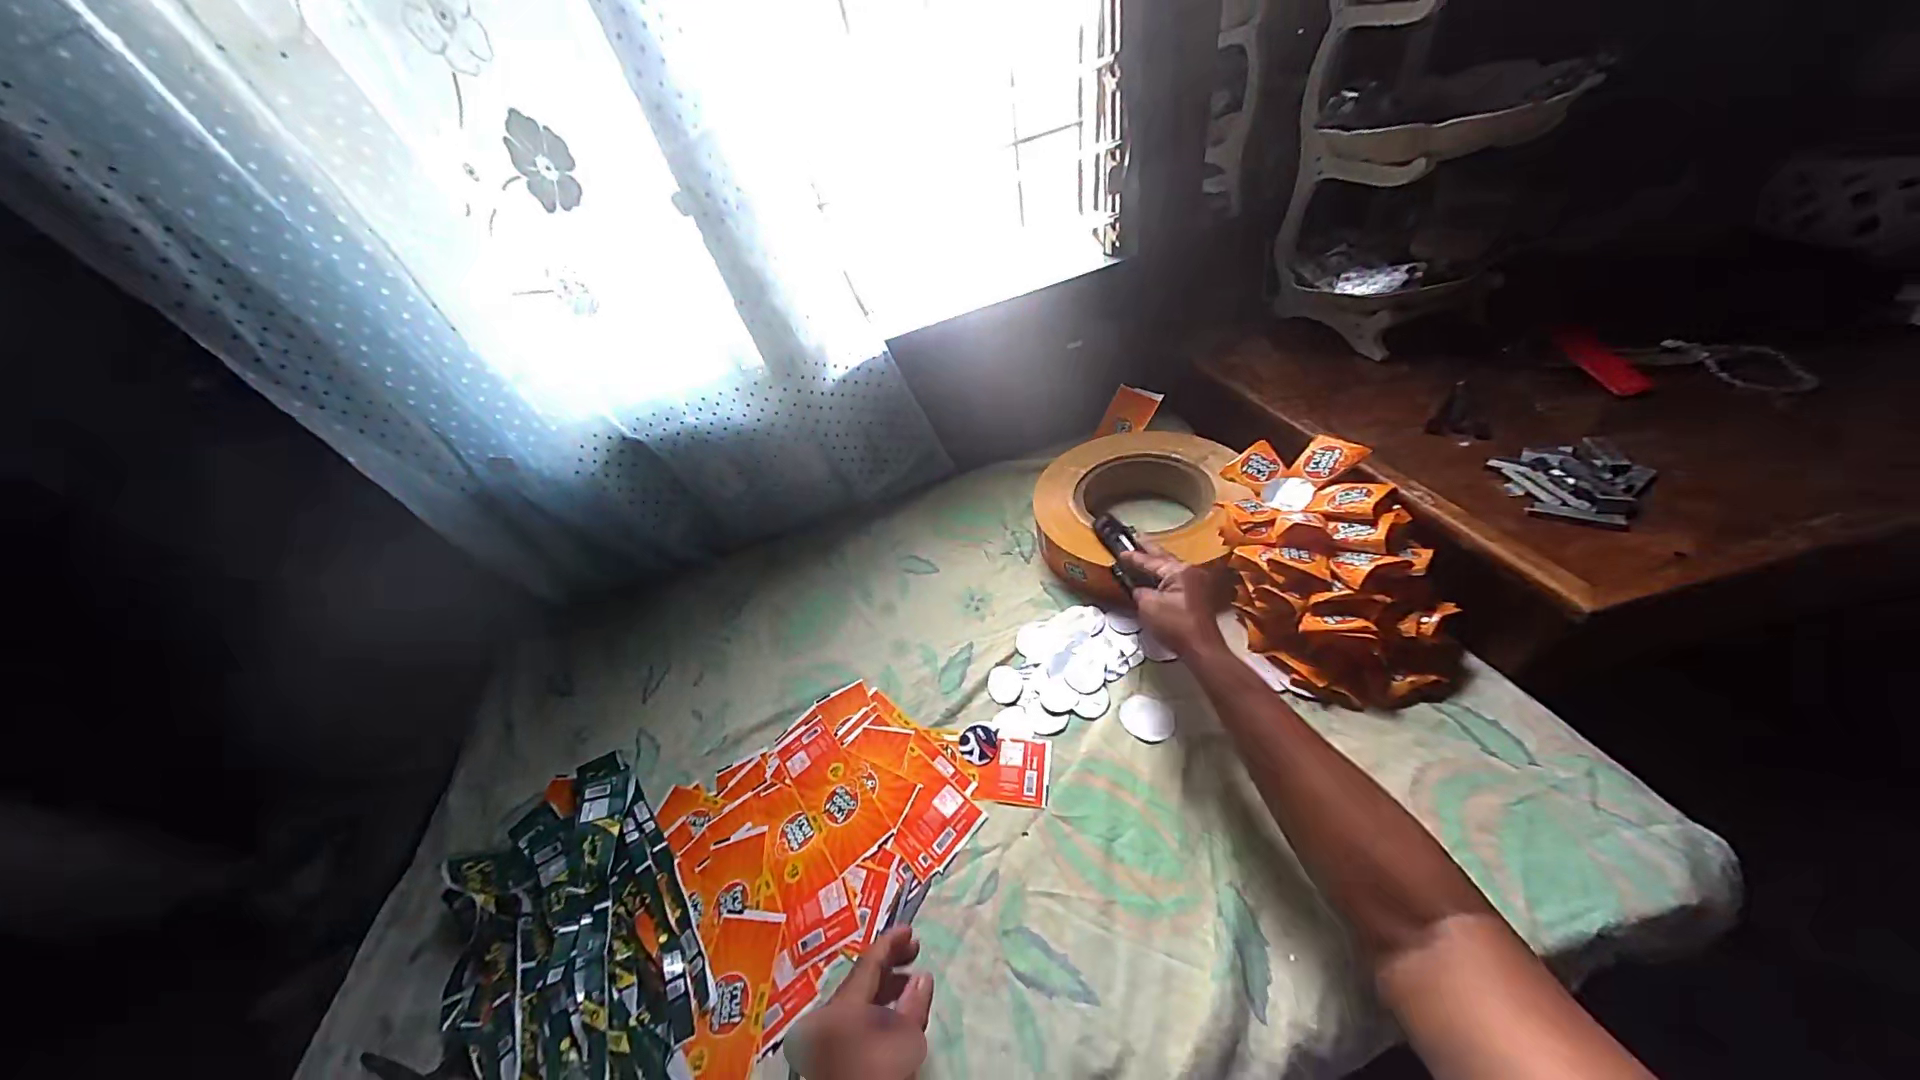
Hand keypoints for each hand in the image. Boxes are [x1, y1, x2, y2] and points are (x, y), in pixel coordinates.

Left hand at [786, 927, 934, 1079]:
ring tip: (911, 987)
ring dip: (884, 989)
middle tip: (916, 953)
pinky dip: (874, 1011)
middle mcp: (827, 1015)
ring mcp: (824, 1036)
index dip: (890, 943)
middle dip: (890, 964)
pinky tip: (892, 1018)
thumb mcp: (901, 1044)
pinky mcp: (827, 1056)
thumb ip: (911, 1006)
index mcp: (842, 1005)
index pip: (868, 963)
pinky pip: (852, 1019)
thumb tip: (922, 976)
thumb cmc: (875, 1074)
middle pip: (861, 979)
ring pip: (856, 1000)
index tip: (911, 930)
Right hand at [1119, 543, 1227, 656]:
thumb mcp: (1147, 605)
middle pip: (1164, 558)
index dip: (1134, 557)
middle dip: (1149, 549)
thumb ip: (1139, 592)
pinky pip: (1176, 579)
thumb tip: (1139, 590)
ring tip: (1144, 553)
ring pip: (1171, 568)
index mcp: (1179, 571)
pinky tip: (1156, 576)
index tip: (1121, 551)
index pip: (1151, 561)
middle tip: (1136, 537)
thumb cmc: (1175, 625)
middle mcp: (1190, 572)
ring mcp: (1197, 583)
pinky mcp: (1197, 596)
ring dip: (1157, 562)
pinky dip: (1163, 575)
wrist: (1201, 647)